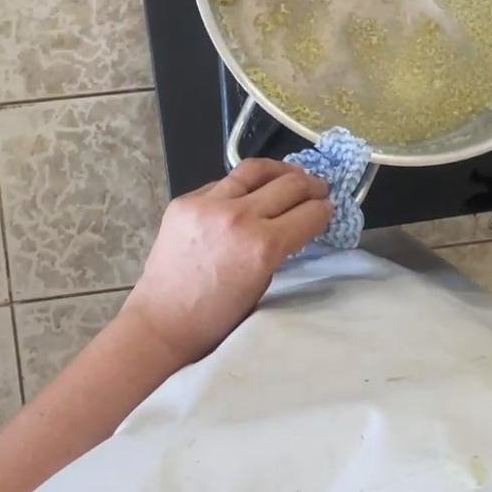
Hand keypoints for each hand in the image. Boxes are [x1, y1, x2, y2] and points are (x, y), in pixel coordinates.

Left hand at [120, 159, 331, 364]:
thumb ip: (281, 247)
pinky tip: (250, 192)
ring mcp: (208, 204)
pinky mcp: (185, 201)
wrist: (163, 322)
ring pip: (255, 170)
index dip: (324, 210)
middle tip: (319, 188)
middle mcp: (239, 217)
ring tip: (291, 174)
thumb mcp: (263, 283)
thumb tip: (297, 223)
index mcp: (263, 246)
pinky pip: (224, 183)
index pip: (309, 213)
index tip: (328, 208)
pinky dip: (244, 185)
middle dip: (311, 186)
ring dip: (280, 170)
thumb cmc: (217, 317)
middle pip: (289, 184)